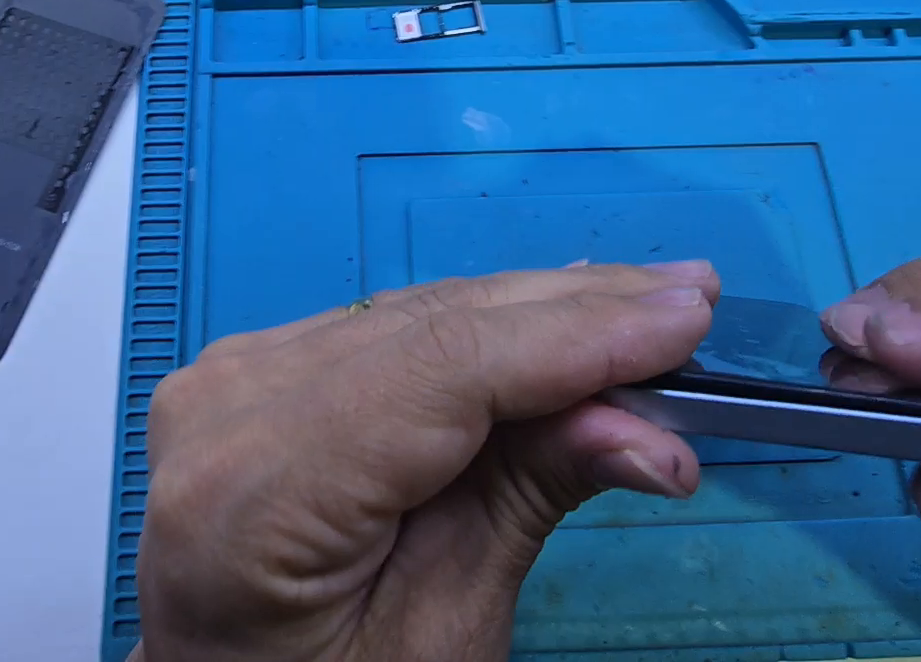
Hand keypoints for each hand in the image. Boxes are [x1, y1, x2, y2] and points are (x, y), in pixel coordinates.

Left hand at [131, 261, 720, 661]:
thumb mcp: (435, 633)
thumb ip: (526, 502)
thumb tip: (647, 432)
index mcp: (257, 482)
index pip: (443, 367)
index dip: (573, 336)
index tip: (683, 316)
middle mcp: (235, 394)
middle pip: (432, 323)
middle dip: (570, 308)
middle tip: (685, 293)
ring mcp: (240, 365)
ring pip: (415, 310)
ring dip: (533, 307)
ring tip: (637, 298)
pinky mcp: (261, 360)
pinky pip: (387, 325)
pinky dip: (475, 324)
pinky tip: (541, 315)